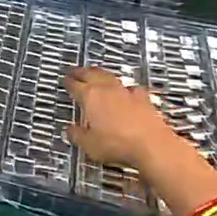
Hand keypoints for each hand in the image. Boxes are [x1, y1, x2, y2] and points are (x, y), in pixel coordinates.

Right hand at [63, 66, 177, 170]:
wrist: (152, 144)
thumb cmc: (116, 144)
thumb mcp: (90, 145)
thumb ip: (77, 135)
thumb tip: (70, 129)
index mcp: (90, 97)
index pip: (75, 85)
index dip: (68, 82)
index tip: (64, 79)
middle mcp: (107, 89)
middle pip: (91, 74)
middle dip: (81, 72)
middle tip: (75, 70)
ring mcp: (125, 91)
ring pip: (109, 76)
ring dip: (100, 73)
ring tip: (95, 73)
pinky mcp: (142, 97)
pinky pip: (129, 87)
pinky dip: (123, 86)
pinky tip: (125, 90)